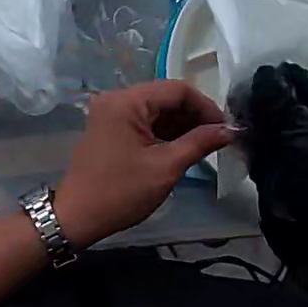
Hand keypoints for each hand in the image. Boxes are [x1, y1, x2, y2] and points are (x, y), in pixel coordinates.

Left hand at [53, 81, 234, 247]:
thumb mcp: (165, 167)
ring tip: (205, 146)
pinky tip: (182, 148)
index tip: (226, 128)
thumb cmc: (121, 192)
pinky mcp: (108, 128)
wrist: (77, 217)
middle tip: (219, 138)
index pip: (177, 90)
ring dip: (180, 125)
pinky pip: (143, 121)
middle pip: (165, 97)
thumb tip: (230, 130)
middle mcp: (116, 99)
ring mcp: (109, 113)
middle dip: (194, 116)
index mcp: (126, 102)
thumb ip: (199, 143)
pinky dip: (163, 132)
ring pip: (155, 110)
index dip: (206, 106)